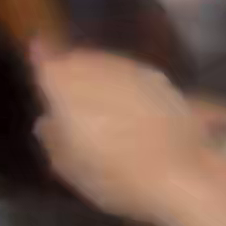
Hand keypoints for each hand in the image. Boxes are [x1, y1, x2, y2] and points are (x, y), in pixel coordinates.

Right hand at [30, 46, 219, 222]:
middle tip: (82, 110)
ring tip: (117, 121)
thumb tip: (48, 121)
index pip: (40, 51)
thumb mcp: (67, 166)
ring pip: (107, 70)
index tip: (44, 76)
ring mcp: (126, 65)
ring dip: (107, 86)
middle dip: (77, 78)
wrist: (185, 174)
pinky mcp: (160, 78)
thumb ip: (51, 137)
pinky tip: (146, 124)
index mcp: (59, 74)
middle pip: (75, 60)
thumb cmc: (113, 169)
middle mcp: (89, 59)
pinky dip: (136, 96)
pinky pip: (136, 82)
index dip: (41, 60)